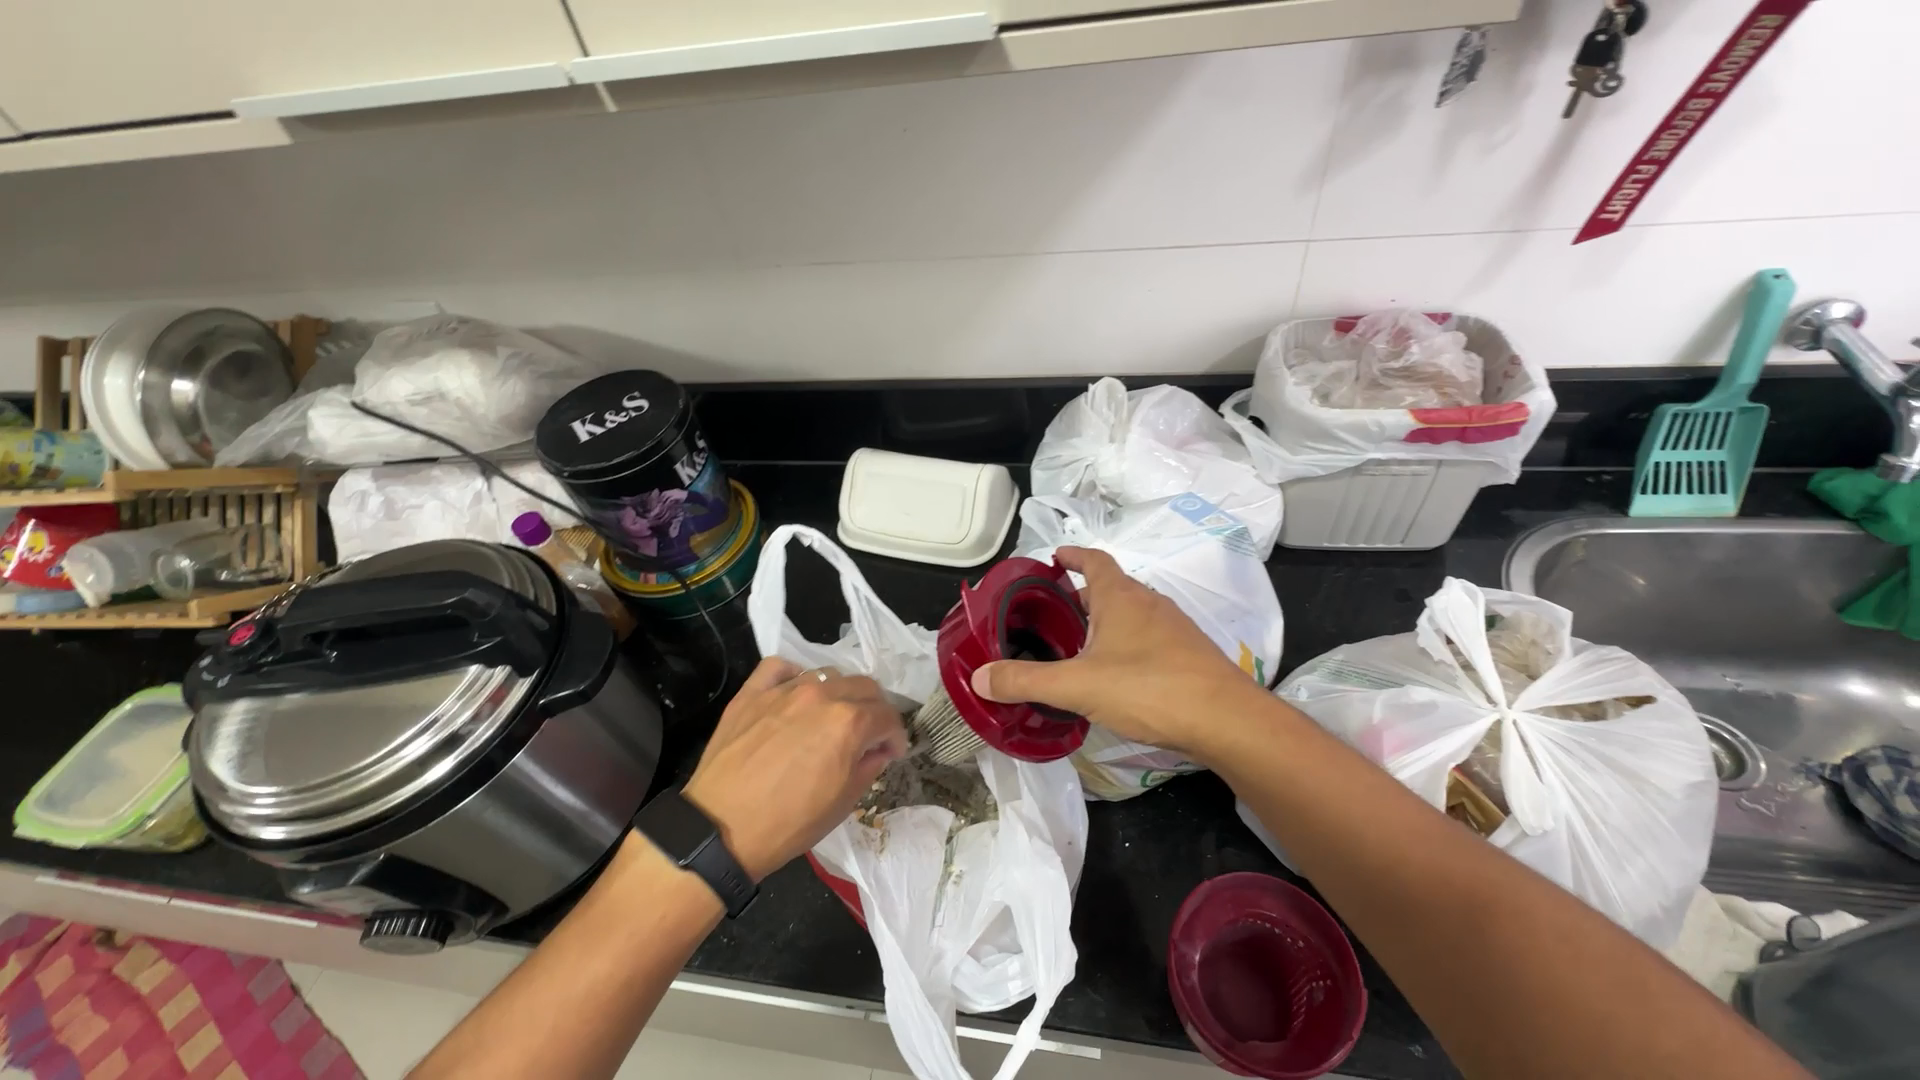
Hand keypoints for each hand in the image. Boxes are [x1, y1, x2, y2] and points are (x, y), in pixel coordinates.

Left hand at [681, 658, 907, 881]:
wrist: (720, 829)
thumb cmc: (789, 823)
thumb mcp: (843, 803)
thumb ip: (869, 767)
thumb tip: (878, 750)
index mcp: (849, 722)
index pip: (887, 716)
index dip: (895, 736)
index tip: (891, 752)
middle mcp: (821, 695)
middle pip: (863, 686)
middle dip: (873, 710)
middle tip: (867, 735)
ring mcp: (784, 690)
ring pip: (826, 675)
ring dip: (838, 694)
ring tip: (830, 718)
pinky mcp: (751, 693)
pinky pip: (779, 668)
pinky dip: (794, 675)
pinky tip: (794, 694)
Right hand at [970, 546, 1262, 765]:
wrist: (1224, 718)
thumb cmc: (1147, 688)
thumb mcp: (1076, 686)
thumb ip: (1025, 680)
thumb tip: (978, 677)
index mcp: (1120, 597)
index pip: (1093, 560)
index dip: (1072, 555)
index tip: (1054, 557)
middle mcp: (1149, 603)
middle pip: (1111, 587)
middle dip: (1081, 596)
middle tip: (1053, 615)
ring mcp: (1174, 627)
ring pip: (1132, 614)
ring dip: (1106, 621)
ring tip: (1080, 646)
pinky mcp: (1189, 654)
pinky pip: (1150, 638)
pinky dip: (1127, 644)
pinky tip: (1118, 674)